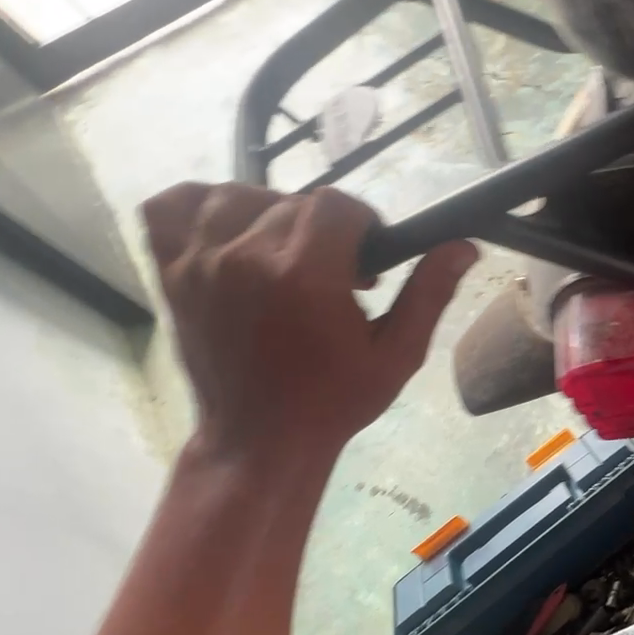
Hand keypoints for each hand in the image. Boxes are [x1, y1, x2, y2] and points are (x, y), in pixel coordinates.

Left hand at [141, 183, 477, 464]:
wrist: (261, 438)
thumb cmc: (338, 400)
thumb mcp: (398, 354)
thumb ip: (428, 294)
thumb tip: (463, 246)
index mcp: (304, 276)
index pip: (335, 205)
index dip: (364, 225)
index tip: (372, 261)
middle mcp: (245, 256)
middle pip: (292, 202)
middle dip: (326, 230)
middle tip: (342, 275)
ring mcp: (198, 261)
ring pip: (237, 196)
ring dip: (273, 214)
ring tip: (292, 253)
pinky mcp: (170, 272)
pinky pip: (171, 206)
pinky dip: (203, 207)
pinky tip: (234, 233)